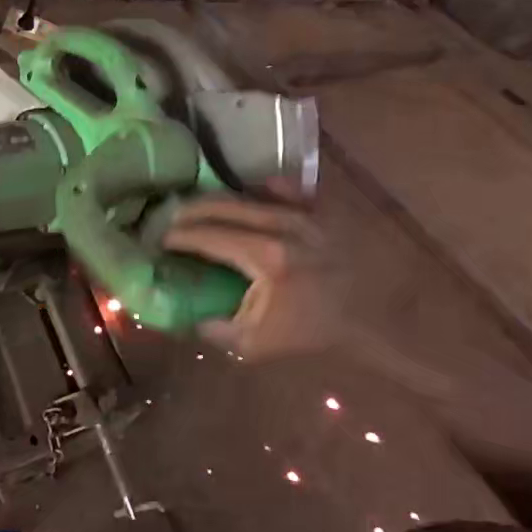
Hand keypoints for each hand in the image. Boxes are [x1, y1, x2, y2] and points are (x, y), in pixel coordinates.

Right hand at [162, 191, 337, 360]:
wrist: (369, 320)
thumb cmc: (310, 332)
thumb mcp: (254, 343)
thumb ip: (213, 328)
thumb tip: (186, 314)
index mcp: (263, 256)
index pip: (209, 237)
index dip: (180, 236)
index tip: (162, 239)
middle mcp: (281, 225)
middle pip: (224, 206)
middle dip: (192, 210)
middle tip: (172, 217)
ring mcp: (303, 214)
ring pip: (250, 194)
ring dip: (220, 199)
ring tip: (200, 206)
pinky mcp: (319, 212)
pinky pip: (286, 189)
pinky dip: (264, 188)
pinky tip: (252, 191)